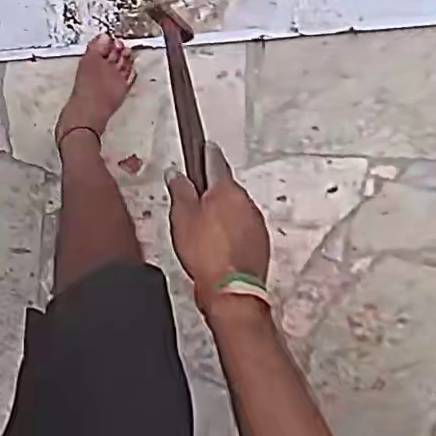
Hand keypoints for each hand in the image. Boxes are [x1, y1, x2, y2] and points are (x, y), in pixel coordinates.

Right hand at [167, 145, 270, 313]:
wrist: (230, 290)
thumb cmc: (206, 252)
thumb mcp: (181, 215)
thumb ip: (179, 190)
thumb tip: (176, 175)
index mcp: (226, 190)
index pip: (215, 161)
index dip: (205, 152)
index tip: (204, 146)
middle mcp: (246, 203)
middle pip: (224, 187)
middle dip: (209, 191)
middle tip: (190, 201)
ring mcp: (256, 223)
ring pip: (234, 208)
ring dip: (219, 211)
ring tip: (200, 228)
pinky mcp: (259, 242)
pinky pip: (241, 226)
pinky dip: (229, 229)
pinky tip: (214, 242)